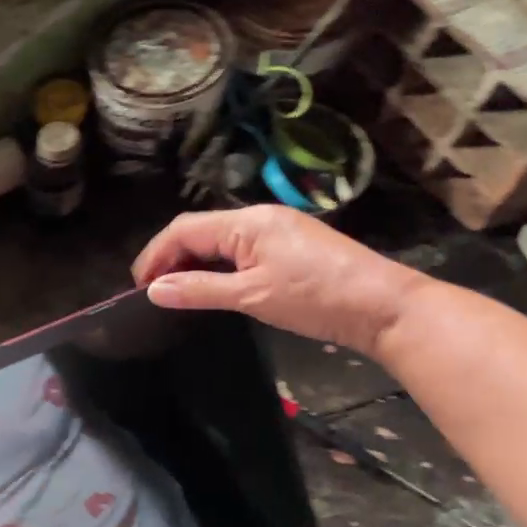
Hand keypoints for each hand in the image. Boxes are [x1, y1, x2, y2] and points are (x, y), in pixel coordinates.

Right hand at [131, 206, 431, 356]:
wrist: (387, 308)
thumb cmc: (317, 299)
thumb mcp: (251, 296)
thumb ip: (199, 290)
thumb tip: (154, 290)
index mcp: (246, 222)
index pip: (183, 230)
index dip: (155, 256)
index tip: (139, 288)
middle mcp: (258, 217)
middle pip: (198, 230)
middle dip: (170, 258)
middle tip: (154, 293)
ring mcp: (277, 229)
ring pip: (218, 239)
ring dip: (192, 262)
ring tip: (177, 292)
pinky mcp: (290, 245)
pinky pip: (239, 248)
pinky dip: (216, 265)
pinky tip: (212, 287)